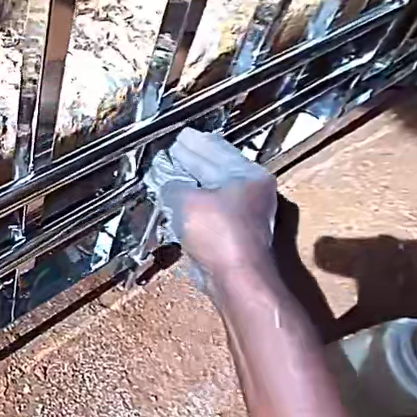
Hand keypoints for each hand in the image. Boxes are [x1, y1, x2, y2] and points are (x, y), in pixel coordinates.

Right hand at [150, 128, 277, 285]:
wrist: (236, 279)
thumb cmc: (219, 236)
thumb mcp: (186, 201)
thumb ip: (173, 185)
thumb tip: (165, 181)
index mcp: (247, 175)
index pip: (215, 150)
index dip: (193, 143)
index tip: (181, 137)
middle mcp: (251, 191)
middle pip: (216, 169)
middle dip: (192, 161)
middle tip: (176, 149)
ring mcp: (244, 214)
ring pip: (212, 191)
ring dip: (191, 184)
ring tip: (171, 175)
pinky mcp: (233, 235)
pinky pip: (210, 212)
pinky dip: (194, 205)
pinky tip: (179, 203)